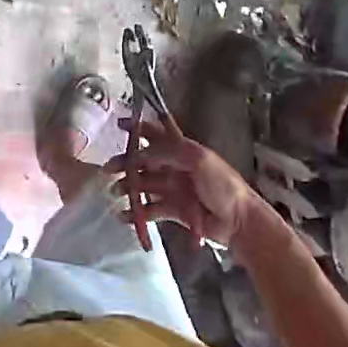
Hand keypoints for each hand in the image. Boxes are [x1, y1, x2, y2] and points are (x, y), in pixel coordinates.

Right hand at [109, 115, 265, 245]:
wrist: (240, 221)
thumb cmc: (223, 185)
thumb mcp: (197, 159)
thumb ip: (167, 151)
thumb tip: (139, 152)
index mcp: (183, 150)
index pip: (157, 133)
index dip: (138, 128)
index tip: (119, 125)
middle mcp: (175, 167)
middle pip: (144, 161)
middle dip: (125, 163)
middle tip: (107, 169)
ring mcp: (174, 189)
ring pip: (144, 185)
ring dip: (128, 187)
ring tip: (115, 193)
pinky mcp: (175, 210)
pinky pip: (151, 210)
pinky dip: (137, 213)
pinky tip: (124, 216)